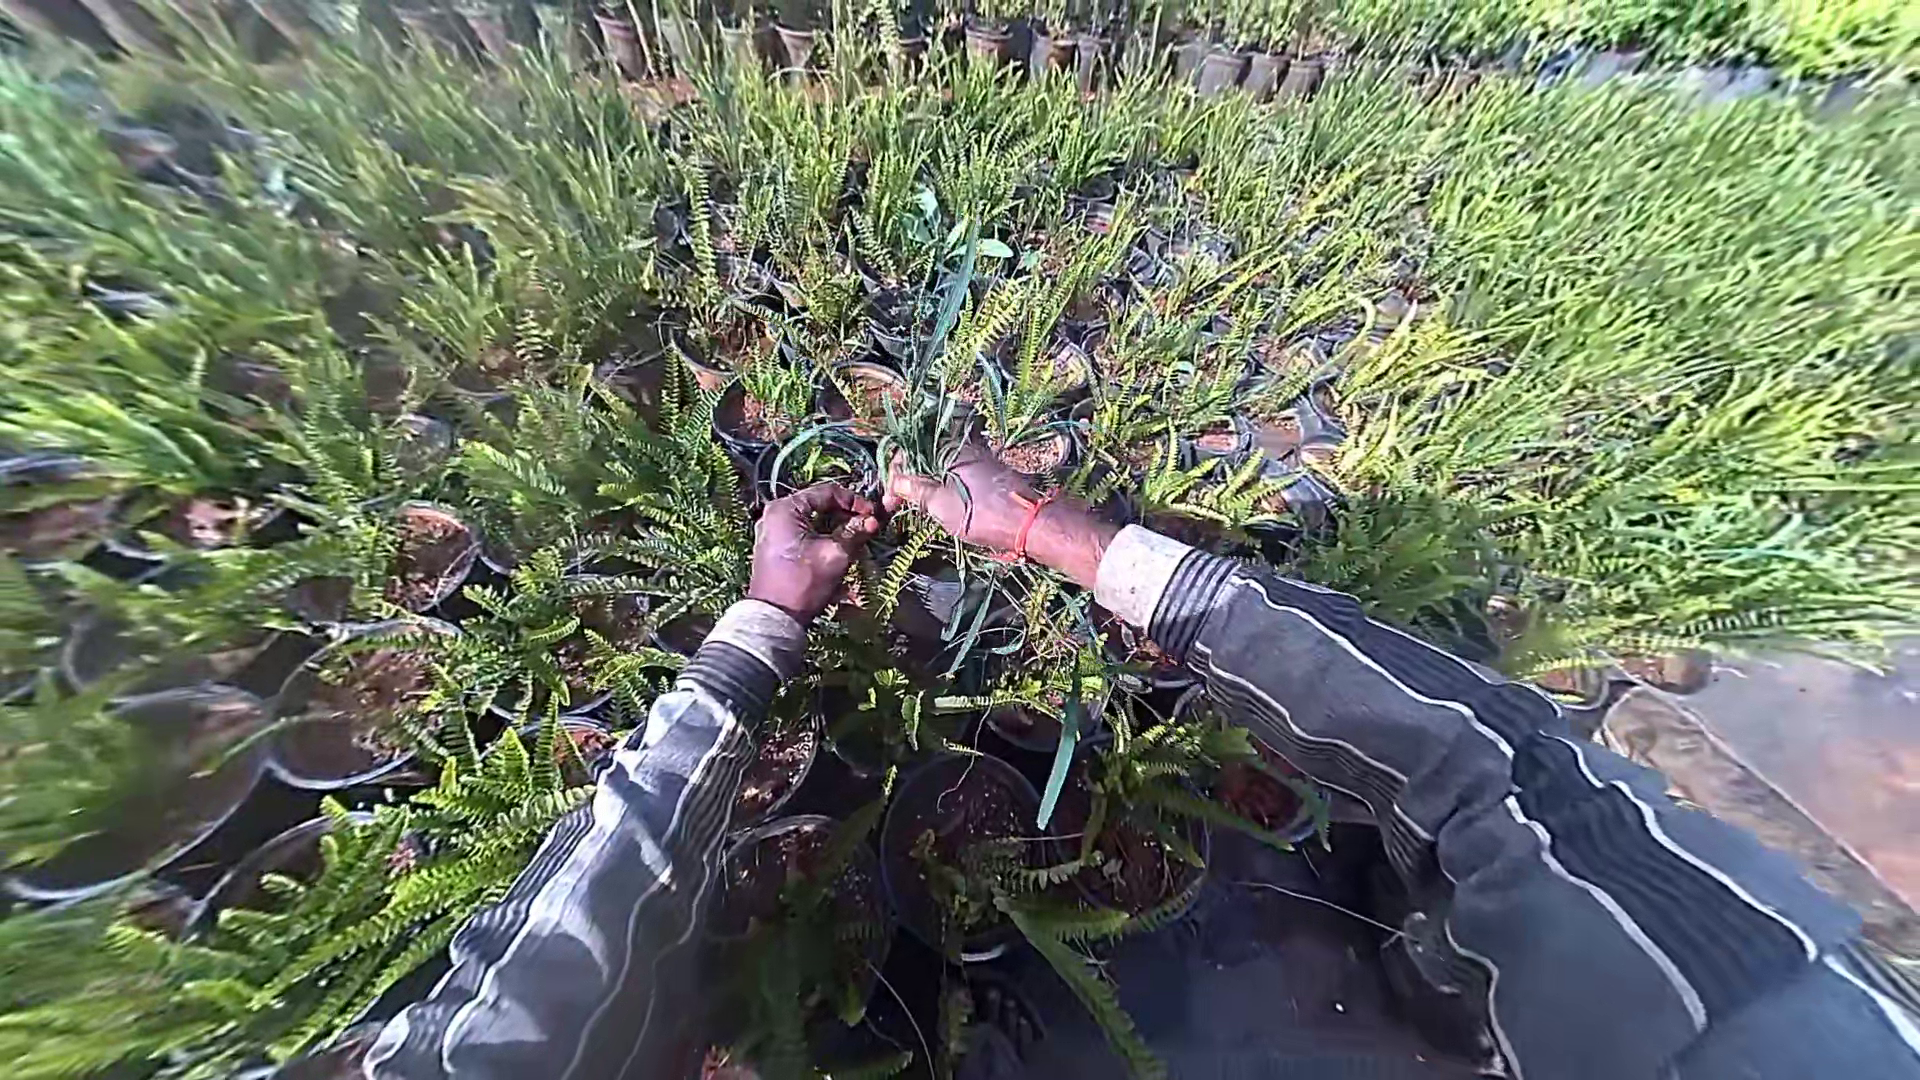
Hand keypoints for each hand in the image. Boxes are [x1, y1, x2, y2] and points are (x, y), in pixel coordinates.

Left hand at [748, 483, 880, 621]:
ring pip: (813, 521)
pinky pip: (804, 534)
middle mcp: (775, 515)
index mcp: (785, 509)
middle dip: (846, 516)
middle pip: (819, 506)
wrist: (775, 617)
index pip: (827, 492)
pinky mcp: (775, 548)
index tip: (872, 514)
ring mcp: (773, 532)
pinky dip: (823, 538)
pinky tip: (838, 550)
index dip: (854, 501)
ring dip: (837, 529)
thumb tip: (873, 520)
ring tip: (855, 540)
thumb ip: (855, 533)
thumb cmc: (804, 582)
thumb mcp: (835, 555)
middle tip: (866, 527)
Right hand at [884, 448, 1118, 587]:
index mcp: (948, 447)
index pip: (909, 450)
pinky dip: (943, 486)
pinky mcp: (988, 475)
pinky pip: (956, 474)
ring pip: (940, 466)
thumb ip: (915, 490)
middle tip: (900, 502)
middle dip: (909, 477)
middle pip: (924, 456)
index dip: (895, 473)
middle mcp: (963, 447)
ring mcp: (978, 460)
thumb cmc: (983, 514)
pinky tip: (940, 504)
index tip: (890, 498)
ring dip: (925, 483)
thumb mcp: (941, 505)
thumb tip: (896, 480)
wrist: (1030, 525)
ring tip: (918, 506)